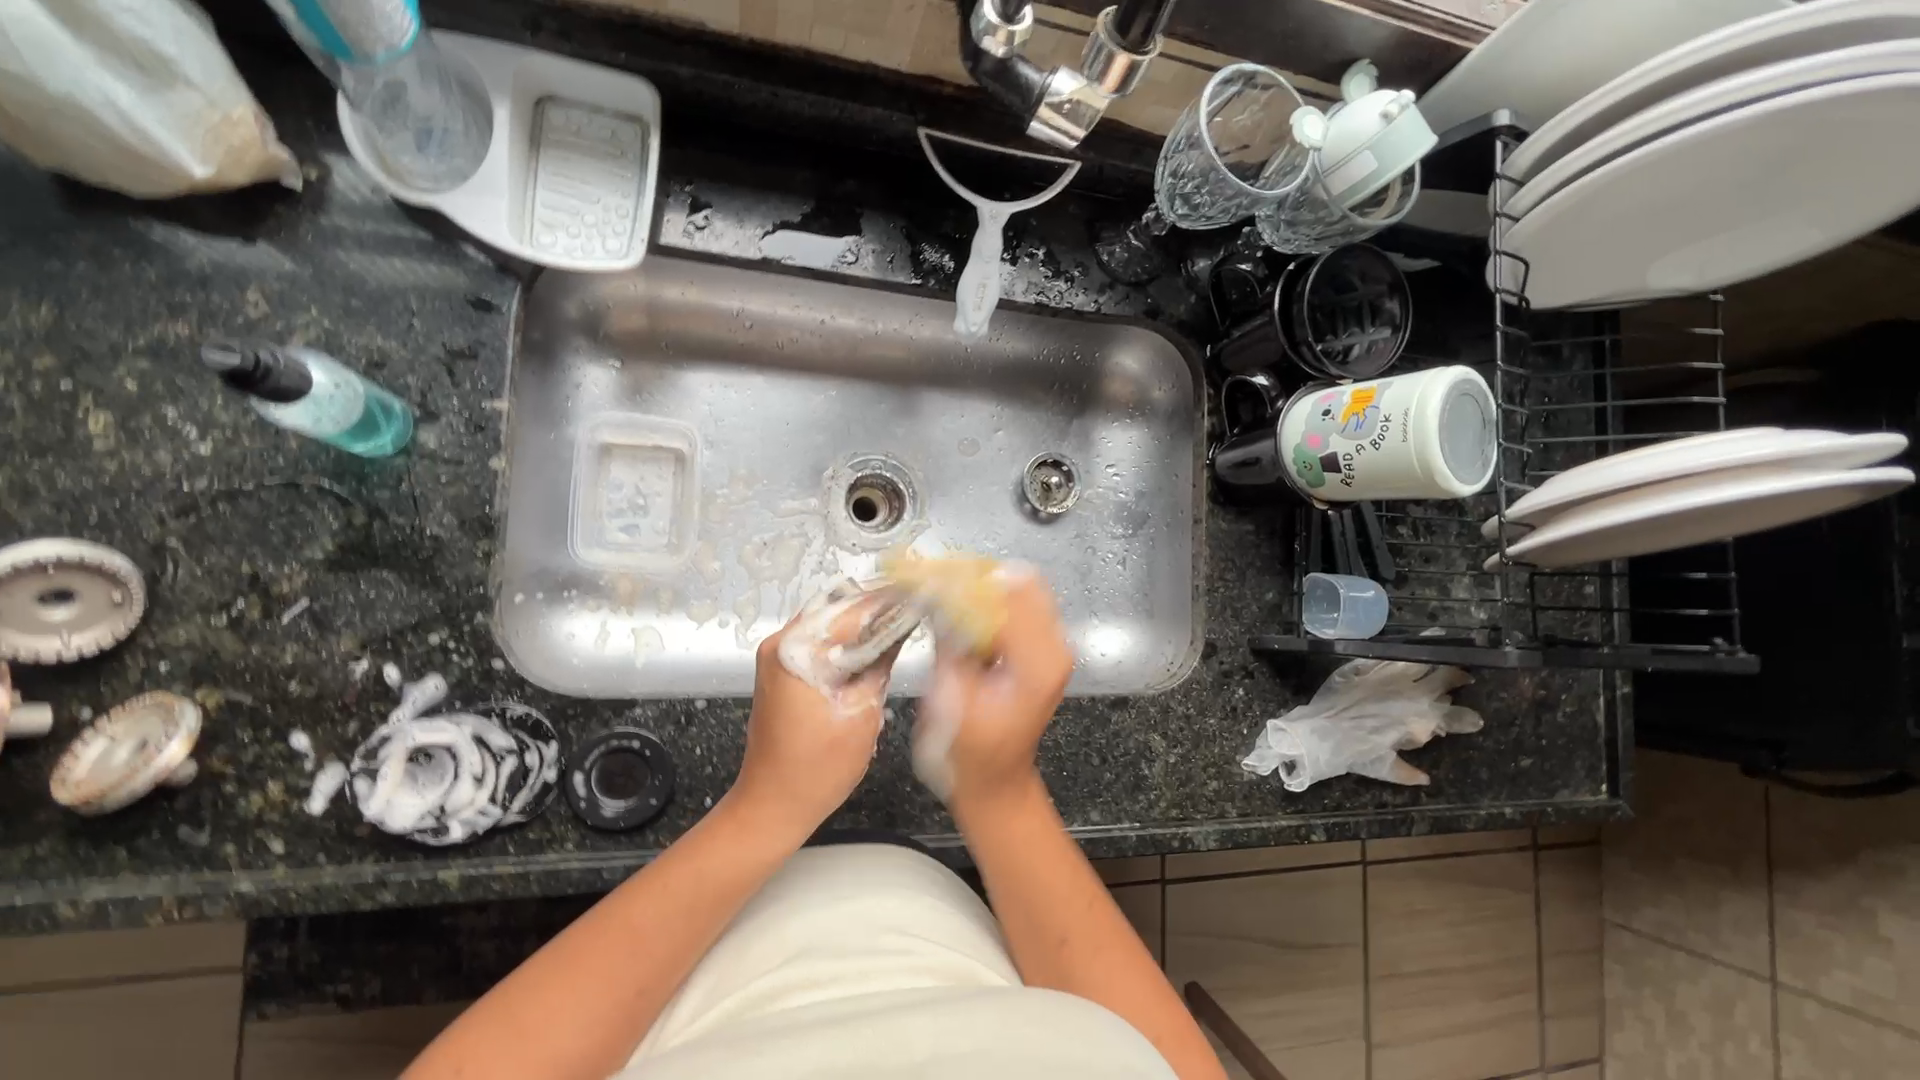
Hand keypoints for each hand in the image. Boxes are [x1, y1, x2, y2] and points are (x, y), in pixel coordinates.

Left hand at [732, 594, 898, 834]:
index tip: (920, 595)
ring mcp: (776, 655)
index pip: (853, 610)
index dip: (890, 602)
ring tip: (900, 625)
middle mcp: (780, 644)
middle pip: (837, 611)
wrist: (772, 805)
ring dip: (861, 625)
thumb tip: (901, 627)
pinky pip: (818, 642)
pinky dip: (844, 642)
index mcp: (796, 651)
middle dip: (876, 609)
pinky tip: (872, 649)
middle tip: (915, 609)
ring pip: (828, 624)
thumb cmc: (815, 771)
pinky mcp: (780, 669)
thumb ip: (881, 663)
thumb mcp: (862, 713)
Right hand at [914, 571, 1073, 812]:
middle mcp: (1054, 647)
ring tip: (940, 599)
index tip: (927, 579)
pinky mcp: (1040, 648)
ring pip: (1018, 589)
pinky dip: (985, 604)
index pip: (1005, 592)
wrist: (993, 784)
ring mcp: (1051, 646)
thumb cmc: (969, 753)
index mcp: (1038, 661)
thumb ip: (949, 639)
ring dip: (978, 589)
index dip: (962, 581)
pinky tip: (957, 617)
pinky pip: (1016, 607)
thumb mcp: (949, 696)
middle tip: (933, 586)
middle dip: (973, 579)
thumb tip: (935, 589)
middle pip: (1019, 581)